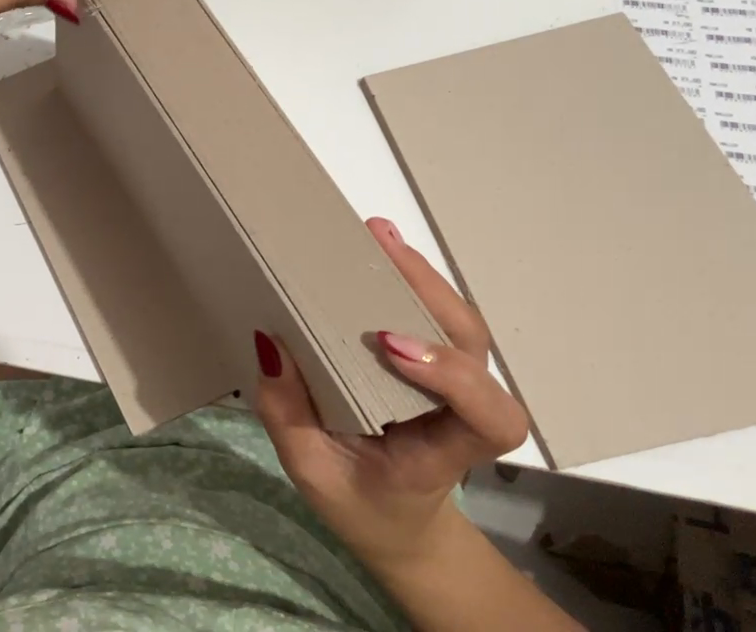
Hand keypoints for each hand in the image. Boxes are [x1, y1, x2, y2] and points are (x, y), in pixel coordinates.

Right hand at [252, 217, 529, 573]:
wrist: (397, 520)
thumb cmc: (360, 502)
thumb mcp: (311, 471)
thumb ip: (288, 415)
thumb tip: (270, 342)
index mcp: (442, 452)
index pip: (486, 418)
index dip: (452, 376)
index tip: (388, 346)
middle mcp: (460, 411)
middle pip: (473, 347)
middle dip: (431, 295)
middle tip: (380, 249)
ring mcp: (451, 383)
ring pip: (459, 325)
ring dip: (421, 276)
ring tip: (376, 234)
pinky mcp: (431, 365)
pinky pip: (433, 320)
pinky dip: (409, 281)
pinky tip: (378, 250)